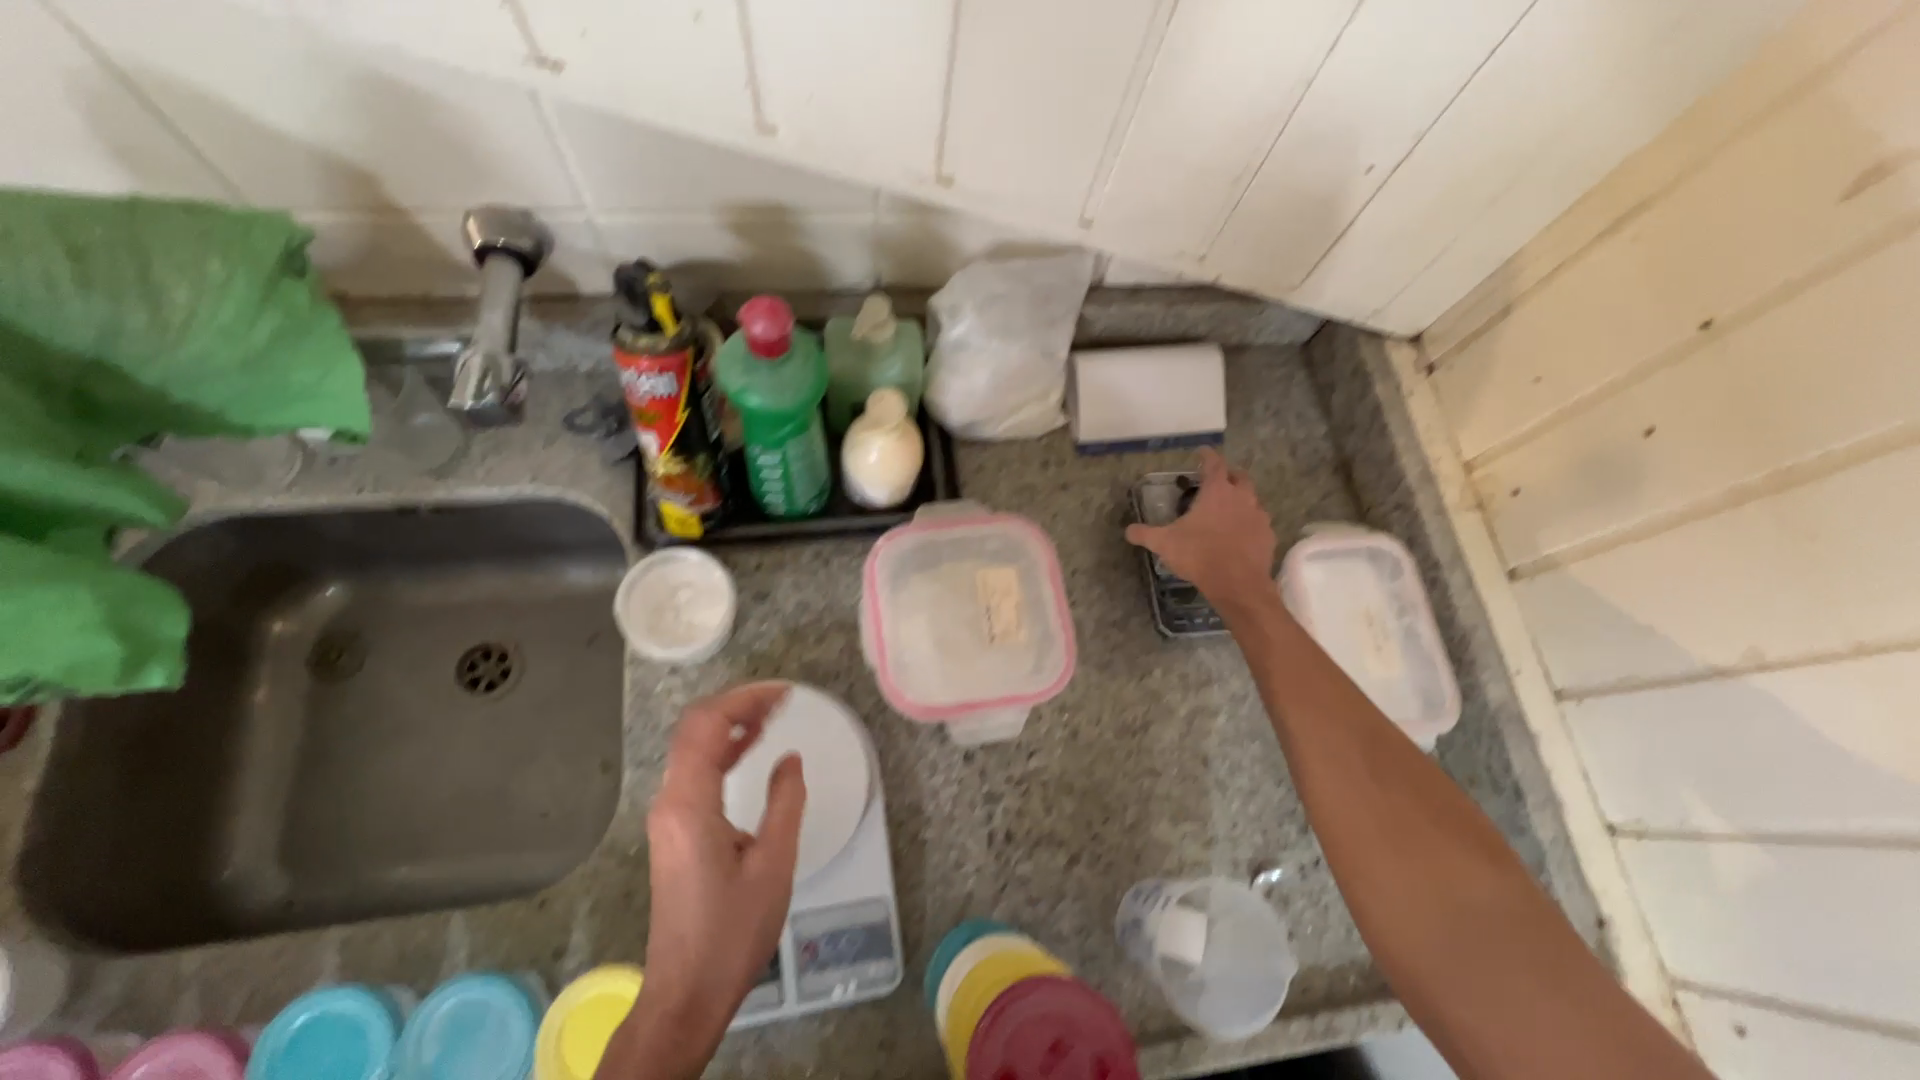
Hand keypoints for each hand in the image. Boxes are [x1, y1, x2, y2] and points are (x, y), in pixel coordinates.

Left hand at [605, 682, 805, 1078]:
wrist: (687, 990)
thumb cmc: (732, 930)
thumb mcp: (773, 864)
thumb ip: (784, 802)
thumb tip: (789, 759)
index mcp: (689, 804)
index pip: (707, 727)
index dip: (744, 700)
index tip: (782, 693)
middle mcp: (670, 802)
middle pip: (694, 731)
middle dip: (737, 706)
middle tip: (781, 698)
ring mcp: (668, 818)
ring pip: (692, 751)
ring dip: (729, 727)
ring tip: (771, 714)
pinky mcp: (674, 833)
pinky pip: (695, 775)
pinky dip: (722, 753)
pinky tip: (748, 750)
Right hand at [1126, 447, 1276, 602]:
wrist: (1237, 583)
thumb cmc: (1199, 555)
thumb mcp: (1165, 543)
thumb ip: (1145, 534)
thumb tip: (1128, 530)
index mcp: (1217, 491)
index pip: (1214, 463)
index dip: (1207, 455)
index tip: (1202, 452)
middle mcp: (1241, 497)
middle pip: (1239, 476)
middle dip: (1229, 475)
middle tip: (1217, 481)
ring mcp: (1258, 516)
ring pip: (1252, 499)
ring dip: (1241, 499)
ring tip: (1227, 510)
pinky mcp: (1267, 535)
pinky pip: (1259, 522)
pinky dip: (1249, 523)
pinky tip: (1240, 535)